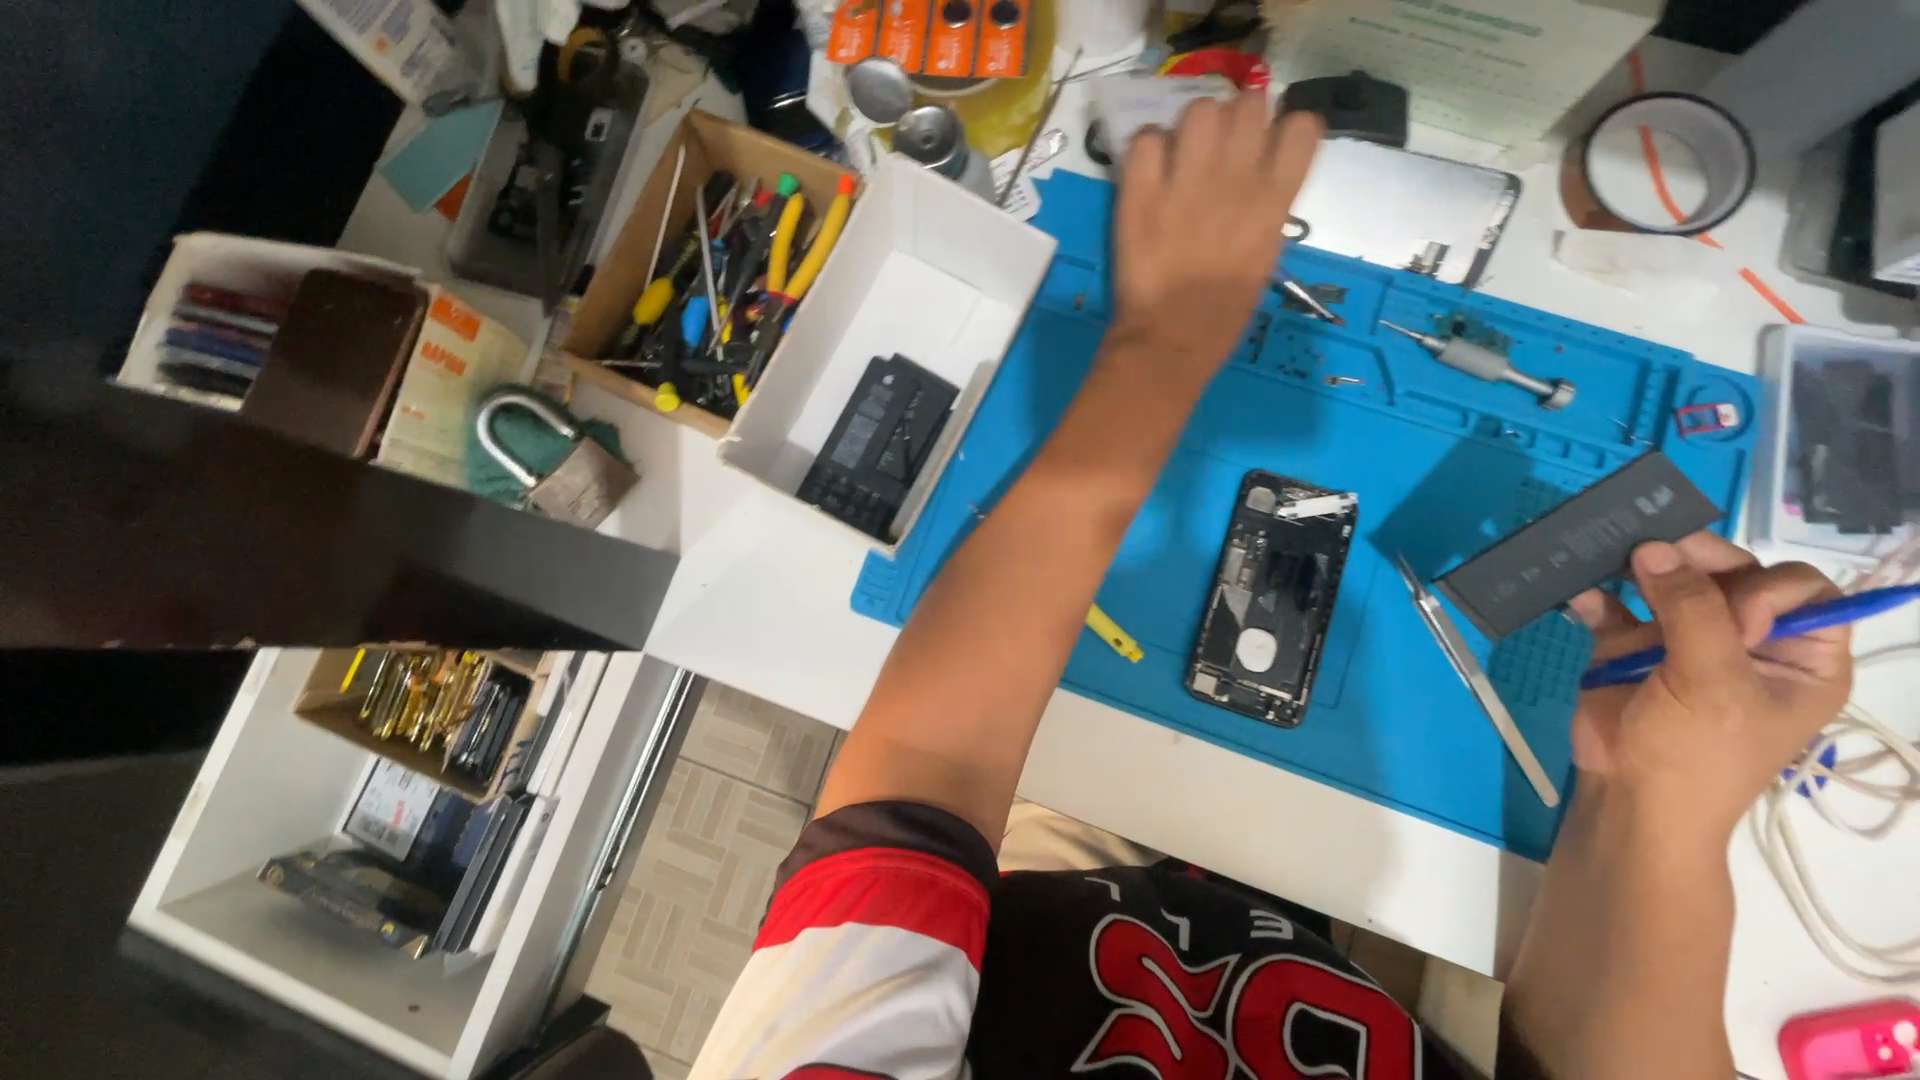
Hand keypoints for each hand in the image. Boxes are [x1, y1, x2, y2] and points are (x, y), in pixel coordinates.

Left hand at [1108, 93, 1322, 398]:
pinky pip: (1145, 138)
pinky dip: (1147, 147)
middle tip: (1219, 149)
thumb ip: (1265, 209)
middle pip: (1248, 104)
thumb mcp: (1263, 257)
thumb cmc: (1222, 313)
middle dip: (1236, 120)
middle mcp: (1235, 179)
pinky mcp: (1140, 194)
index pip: (1302, 126)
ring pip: (1198, 109)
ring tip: (1182, 156)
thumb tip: (1255, 178)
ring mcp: (1185, 183)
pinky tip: (1148, 171)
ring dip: (1192, 127)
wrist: (1170, 340)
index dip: (1282, 130)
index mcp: (1274, 201)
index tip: (1266, 147)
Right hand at [1567, 533, 1852, 839]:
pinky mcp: (1627, 647)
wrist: (1630, 796)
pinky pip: (1612, 608)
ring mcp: (1681, 641)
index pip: (1800, 593)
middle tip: (1648, 552)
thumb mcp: (1712, 683)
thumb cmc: (1698, 752)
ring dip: (1639, 567)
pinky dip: (1593, 595)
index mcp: (1796, 656)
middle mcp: (1744, 640)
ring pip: (1669, 582)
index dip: (1764, 590)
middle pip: (1730, 576)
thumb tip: (1654, 547)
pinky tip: (1576, 591)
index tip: (1729, 614)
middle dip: (1694, 562)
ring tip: (1609, 553)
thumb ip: (1691, 612)